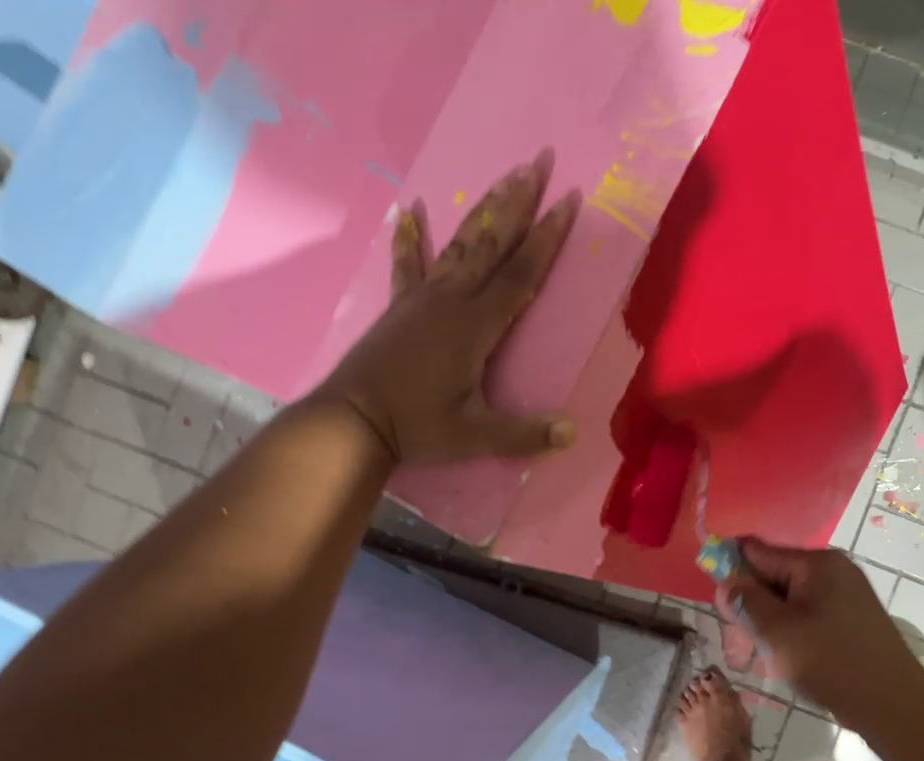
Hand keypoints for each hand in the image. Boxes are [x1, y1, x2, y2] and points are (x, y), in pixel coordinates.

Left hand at [315, 148, 581, 465]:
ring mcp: (422, 299)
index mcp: (476, 325)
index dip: (548, 237)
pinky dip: (410, 236)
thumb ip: (524, 433)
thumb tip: (571, 433)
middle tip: (539, 162)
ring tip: (505, 175)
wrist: (353, 421)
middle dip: (519, 202)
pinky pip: (408, 263)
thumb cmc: (417, 426)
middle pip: (492, 242)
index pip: (521, 272)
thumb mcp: (475, 436)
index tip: (569, 200)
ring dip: (485, 209)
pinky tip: (411, 208)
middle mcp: (452, 300)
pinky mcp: (400, 307)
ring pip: (460, 244)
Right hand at [721, 538, 923, 723]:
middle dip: (751, 606)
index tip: (715, 602)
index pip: (758, 551)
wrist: (893, 704)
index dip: (730, 571)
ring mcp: (846, 595)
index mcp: (817, 563)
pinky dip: (791, 634)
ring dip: (768, 625)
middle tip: (738, 645)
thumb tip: (726, 583)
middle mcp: (834, 571)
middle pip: (774, 577)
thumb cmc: (831, 663)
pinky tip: (785, 661)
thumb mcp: (777, 632)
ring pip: (789, 601)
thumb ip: (746, 602)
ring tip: (761, 660)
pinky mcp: (852, 620)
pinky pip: (808, 616)